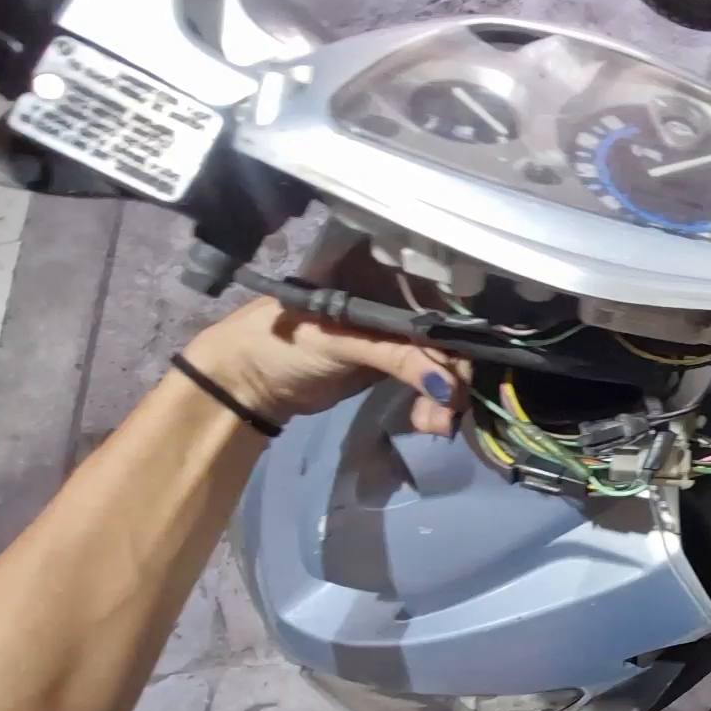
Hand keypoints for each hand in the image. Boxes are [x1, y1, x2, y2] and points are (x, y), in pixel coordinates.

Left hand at [182, 296, 468, 435]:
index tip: (464, 375)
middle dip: (454, 380)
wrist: (246, 383)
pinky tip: (427, 422)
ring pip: (445, 367)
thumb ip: (398, 359)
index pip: (442, 308)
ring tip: (433, 425)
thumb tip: (453, 389)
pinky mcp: (399, 368)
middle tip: (448, 413)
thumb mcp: (340, 343)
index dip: (460, 341)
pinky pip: (431, 384)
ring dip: (446, 399)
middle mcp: (401, 308)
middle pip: (449, 342)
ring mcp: (401, 340)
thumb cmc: (280, 343)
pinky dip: (434, 405)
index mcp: (384, 284)